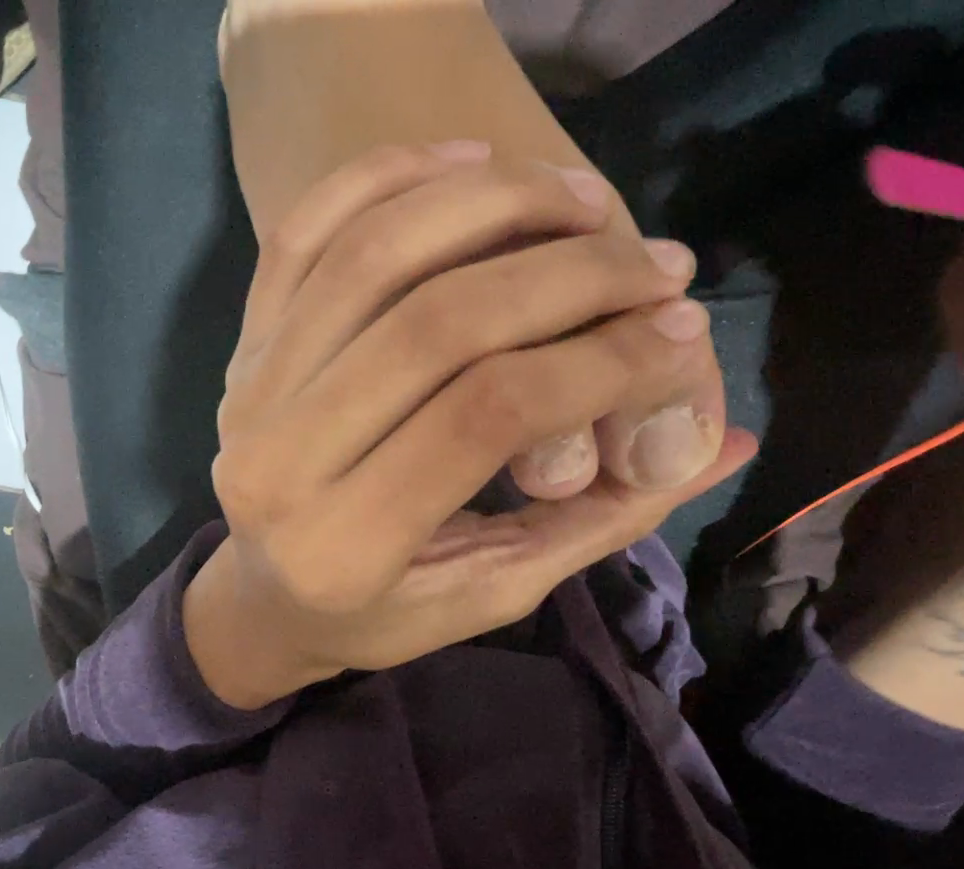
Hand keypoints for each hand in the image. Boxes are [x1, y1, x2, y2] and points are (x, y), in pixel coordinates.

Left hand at [184, 143, 755, 707]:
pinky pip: (301, 236)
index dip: (597, 362)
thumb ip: (598, 521)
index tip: (680, 331)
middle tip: (656, 263)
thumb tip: (724, 442)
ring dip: (488, 206)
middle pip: (435, 326)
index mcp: (346, 546)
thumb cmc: (379, 613)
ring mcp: (248, 395)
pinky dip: (382, 179)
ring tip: (580, 196)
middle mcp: (281, 462)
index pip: (484, 416)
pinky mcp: (239, 349)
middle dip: (565, 278)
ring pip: (369, 261)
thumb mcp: (491, 593)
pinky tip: (469, 161)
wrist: (262, 598)